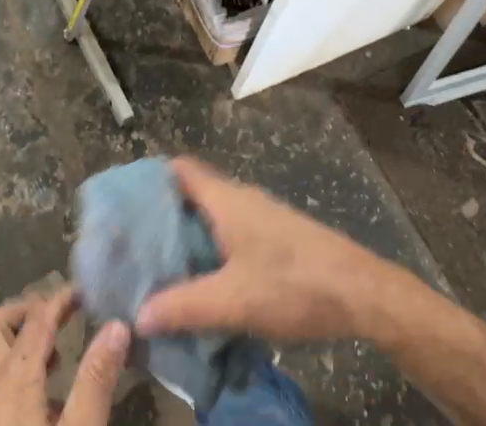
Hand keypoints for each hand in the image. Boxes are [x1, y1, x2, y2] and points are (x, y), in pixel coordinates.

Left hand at [0, 288, 129, 425]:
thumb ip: (96, 379)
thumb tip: (117, 326)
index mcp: (12, 380)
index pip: (37, 320)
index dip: (61, 299)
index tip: (87, 291)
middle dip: (28, 312)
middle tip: (64, 317)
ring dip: (19, 340)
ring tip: (59, 354)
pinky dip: (12, 367)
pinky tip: (43, 397)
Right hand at [136, 157, 401, 343]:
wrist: (364, 294)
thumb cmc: (295, 284)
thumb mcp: (233, 300)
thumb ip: (183, 306)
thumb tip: (139, 315)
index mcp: (227, 200)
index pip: (179, 170)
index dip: (148, 180)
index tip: (121, 206)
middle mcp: (242, 201)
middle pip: (192, 196)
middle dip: (161, 220)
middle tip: (131, 249)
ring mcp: (263, 220)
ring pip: (213, 220)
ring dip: (187, 241)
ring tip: (159, 273)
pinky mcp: (278, 241)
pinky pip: (232, 238)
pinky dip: (211, 254)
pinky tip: (203, 287)